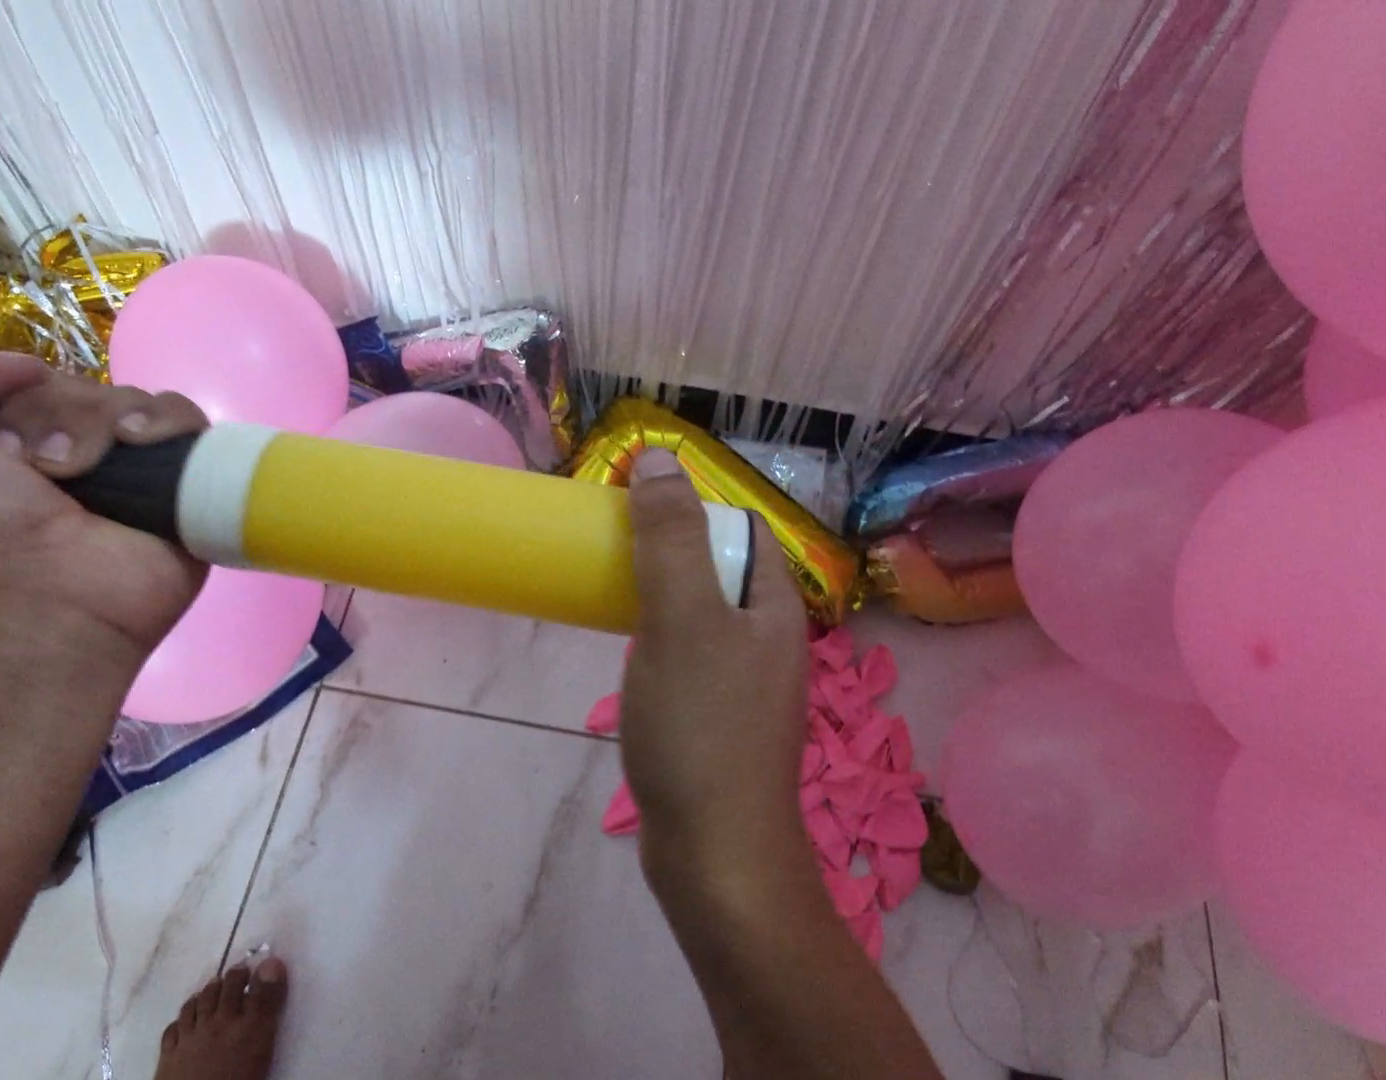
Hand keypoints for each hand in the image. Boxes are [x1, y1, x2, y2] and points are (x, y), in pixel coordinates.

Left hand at [0, 337, 208, 660]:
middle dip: (64, 412)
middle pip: (91, 387)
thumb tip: (35, 367)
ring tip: (93, 469)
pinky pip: (192, 427)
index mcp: (16, 442)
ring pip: (141, 401)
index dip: (20, 392)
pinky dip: (169, 422)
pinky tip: (142, 446)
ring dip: (110, 419)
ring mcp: (138, 473)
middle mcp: (81, 455)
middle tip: (47, 468)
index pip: (40, 379)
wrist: (34, 594)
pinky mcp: (187, 488)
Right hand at [619, 449, 810, 859]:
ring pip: (700, 615)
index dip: (691, 506)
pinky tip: (629, 656)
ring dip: (659, 596)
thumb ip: (670, 540)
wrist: (716, 855)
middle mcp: (770, 638)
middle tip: (611, 548)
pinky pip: (688, 657)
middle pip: (719, 569)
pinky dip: (658, 642)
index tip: (634, 507)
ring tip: (610, 594)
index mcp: (775, 605)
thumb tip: (659, 459)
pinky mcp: (718, 720)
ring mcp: (745, 683)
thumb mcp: (681, 621)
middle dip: (669, 549)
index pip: (741, 528)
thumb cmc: (701, 730)